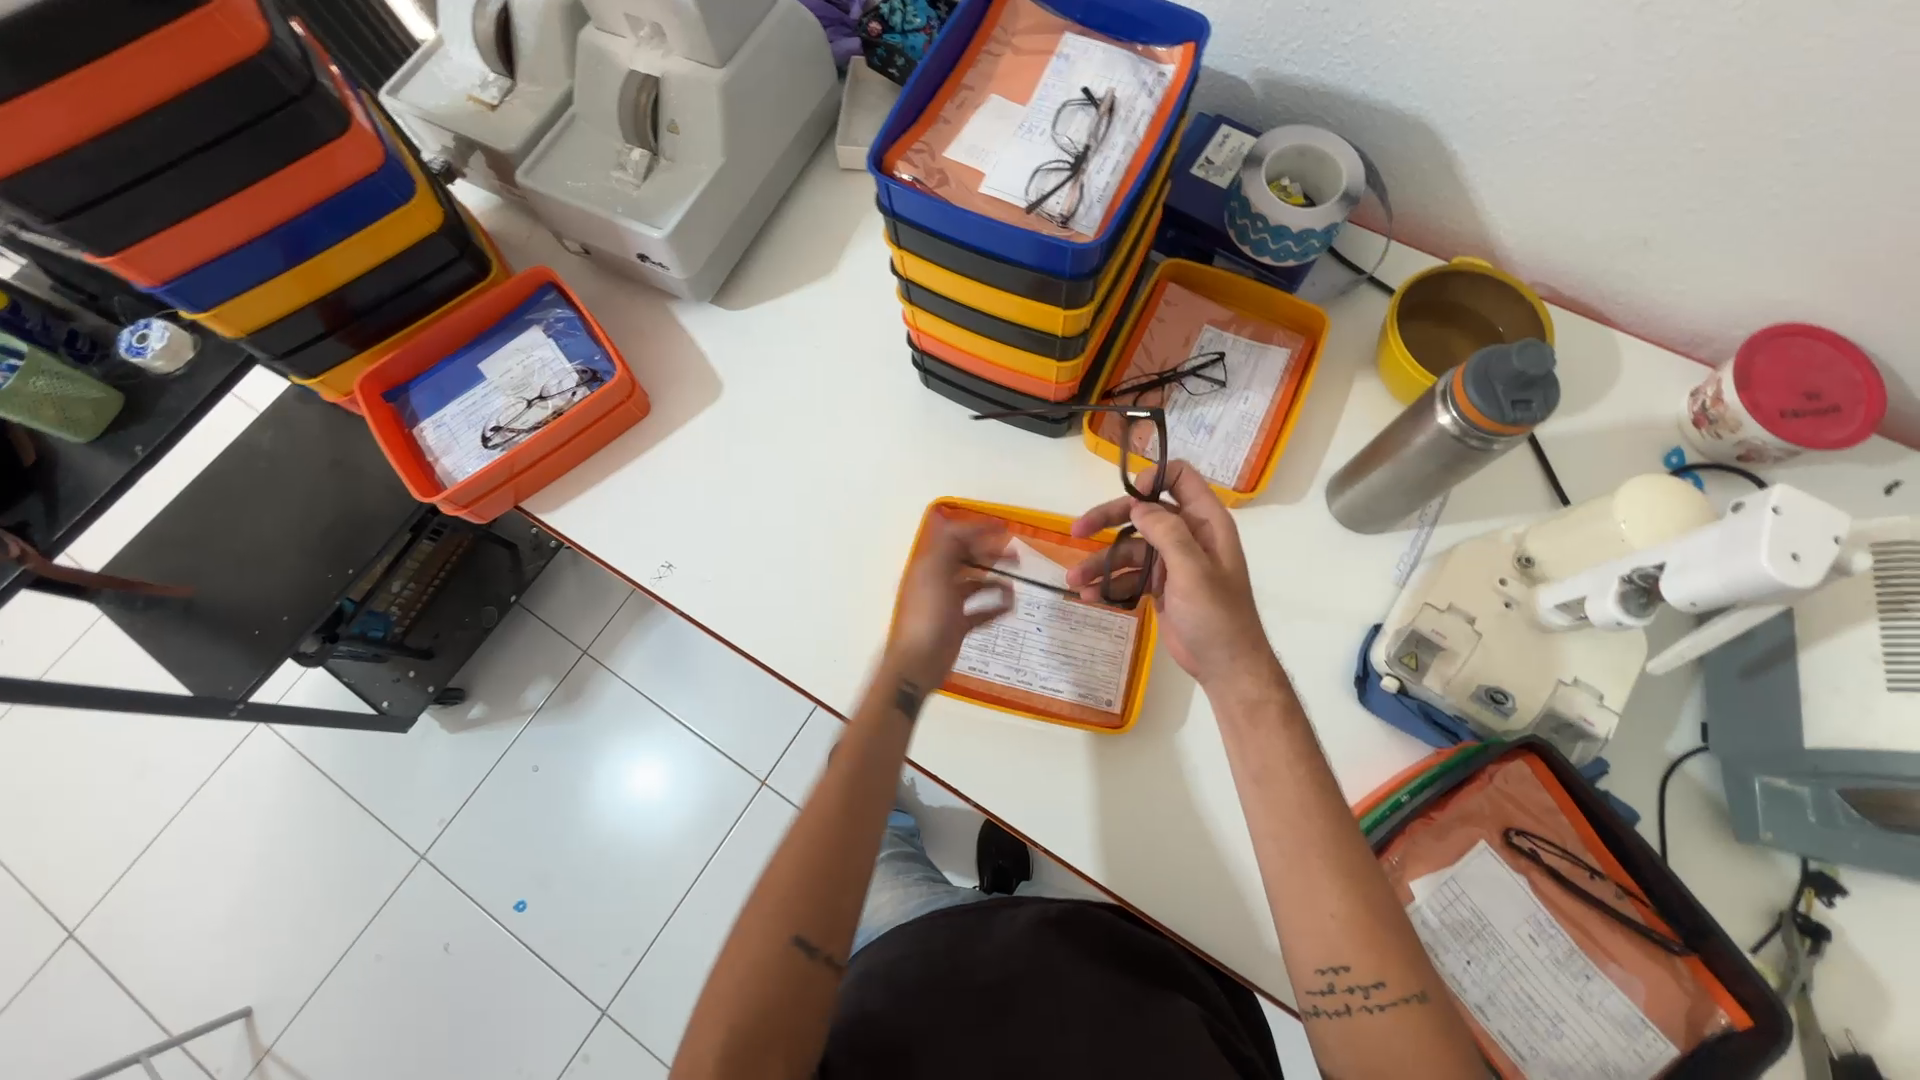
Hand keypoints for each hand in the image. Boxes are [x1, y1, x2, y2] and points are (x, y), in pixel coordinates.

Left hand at [885, 519, 1014, 689]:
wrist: (918, 663)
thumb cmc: (926, 617)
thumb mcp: (934, 575)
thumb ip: (947, 549)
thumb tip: (960, 527)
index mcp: (930, 566)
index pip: (955, 538)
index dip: (978, 529)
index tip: (1004, 528)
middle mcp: (939, 581)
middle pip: (967, 560)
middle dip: (991, 555)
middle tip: (1016, 558)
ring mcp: (949, 604)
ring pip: (976, 585)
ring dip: (996, 582)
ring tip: (1015, 585)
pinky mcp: (958, 625)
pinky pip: (981, 611)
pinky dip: (996, 606)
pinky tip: (1011, 606)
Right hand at [1065, 461, 1281, 696]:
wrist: (1226, 666)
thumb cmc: (1217, 616)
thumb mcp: (1193, 571)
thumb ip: (1167, 533)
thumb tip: (1138, 505)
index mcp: (1206, 523)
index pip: (1181, 478)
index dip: (1153, 479)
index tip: (1128, 499)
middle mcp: (1188, 536)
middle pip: (1143, 513)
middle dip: (1109, 520)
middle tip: (1077, 530)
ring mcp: (1172, 561)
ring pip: (1129, 548)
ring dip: (1101, 562)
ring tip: (1075, 580)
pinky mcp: (1160, 585)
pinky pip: (1129, 575)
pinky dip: (1109, 583)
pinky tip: (1090, 596)